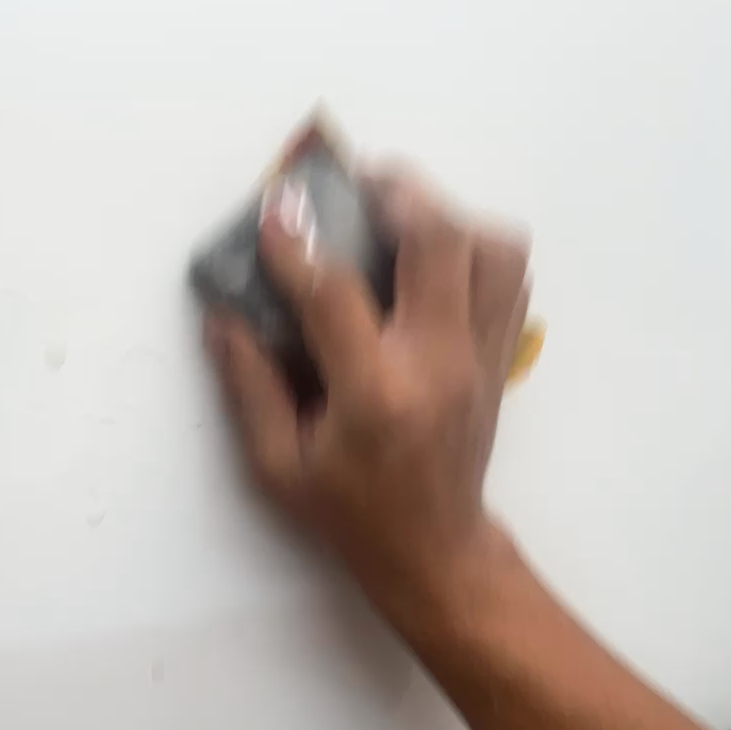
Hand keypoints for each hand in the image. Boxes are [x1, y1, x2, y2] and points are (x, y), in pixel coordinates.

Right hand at [204, 171, 529, 618]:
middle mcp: (439, 363)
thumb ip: (249, 388)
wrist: (431, 547)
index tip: (275, 210)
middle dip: (396, 194)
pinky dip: (475, 246)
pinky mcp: (500, 357)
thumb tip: (221, 320)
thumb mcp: (277, 465)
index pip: (335, 297)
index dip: (298, 248)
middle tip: (356, 182)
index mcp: (375, 395)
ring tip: (399, 216)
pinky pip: (509, 273)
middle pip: (439, 242)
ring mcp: (481, 356)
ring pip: (492, 247)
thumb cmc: (346, 512)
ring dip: (445, 215)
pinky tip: (433, 257)